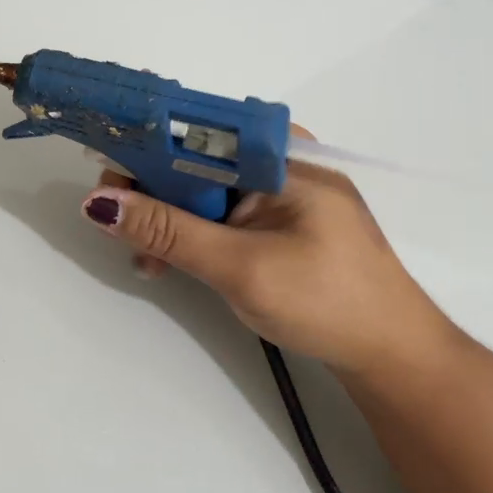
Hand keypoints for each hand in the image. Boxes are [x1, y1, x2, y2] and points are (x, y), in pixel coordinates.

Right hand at [79, 127, 457, 375]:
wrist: (396, 362)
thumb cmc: (328, 305)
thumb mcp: (238, 267)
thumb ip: (166, 230)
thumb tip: (96, 203)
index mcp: (282, 159)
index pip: (196, 130)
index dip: (144, 146)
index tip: (107, 179)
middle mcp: (277, 164)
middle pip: (190, 159)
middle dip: (149, 194)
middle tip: (120, 229)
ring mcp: (276, 193)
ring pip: (195, 188)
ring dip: (162, 220)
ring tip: (146, 260)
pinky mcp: (272, 221)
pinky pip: (212, 212)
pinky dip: (184, 233)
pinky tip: (166, 262)